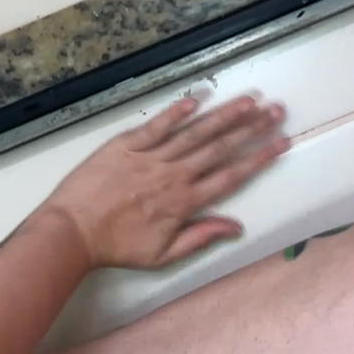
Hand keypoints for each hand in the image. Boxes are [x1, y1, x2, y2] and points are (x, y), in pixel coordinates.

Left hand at [39, 94, 288, 269]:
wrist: (71, 231)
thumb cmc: (116, 247)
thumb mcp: (162, 255)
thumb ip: (200, 237)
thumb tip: (236, 227)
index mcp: (183, 202)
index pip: (230, 176)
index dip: (259, 157)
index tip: (281, 142)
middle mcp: (173, 174)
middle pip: (219, 147)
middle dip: (251, 128)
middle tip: (276, 110)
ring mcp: (150, 156)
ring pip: (195, 132)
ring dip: (224, 115)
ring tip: (249, 100)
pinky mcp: (128, 143)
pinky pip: (158, 125)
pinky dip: (177, 111)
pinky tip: (197, 99)